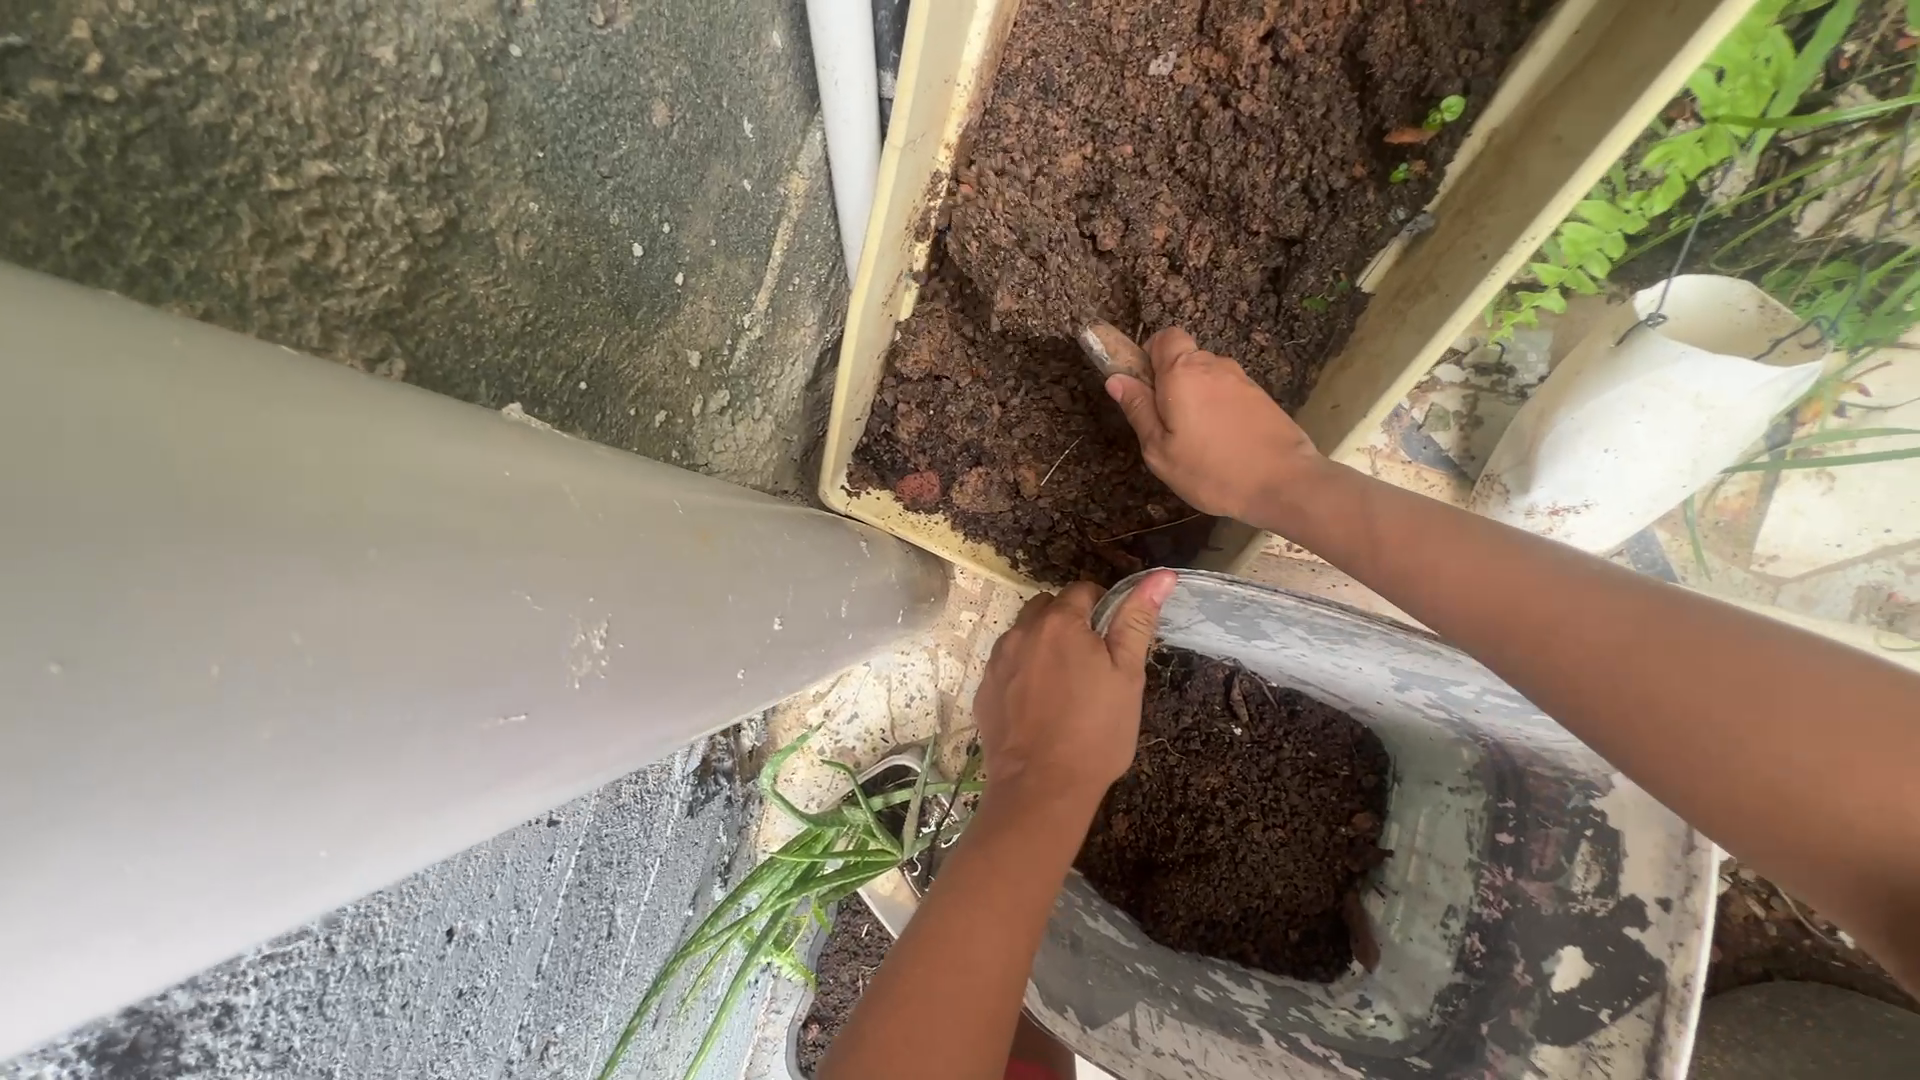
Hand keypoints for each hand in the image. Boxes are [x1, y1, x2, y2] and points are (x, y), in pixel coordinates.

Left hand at [972, 570, 1176, 810]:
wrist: (1040, 787)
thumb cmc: (1095, 732)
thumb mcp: (1128, 675)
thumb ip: (1137, 620)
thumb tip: (1161, 576)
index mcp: (1059, 623)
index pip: (1083, 590)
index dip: (1103, 608)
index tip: (1113, 639)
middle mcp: (1021, 633)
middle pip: (1047, 608)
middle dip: (1069, 622)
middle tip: (1091, 662)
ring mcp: (997, 662)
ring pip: (1024, 635)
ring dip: (1043, 645)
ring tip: (1065, 686)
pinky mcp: (983, 690)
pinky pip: (1006, 666)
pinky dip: (1023, 673)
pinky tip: (1039, 705)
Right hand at [1105, 327, 1323, 523]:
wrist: (1283, 483)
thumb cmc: (1211, 470)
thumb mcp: (1159, 449)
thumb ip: (1137, 410)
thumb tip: (1116, 379)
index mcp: (1183, 372)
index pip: (1164, 336)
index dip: (1149, 355)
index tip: (1143, 388)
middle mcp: (1214, 366)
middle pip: (1185, 358)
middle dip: (1170, 382)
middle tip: (1166, 426)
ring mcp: (1242, 380)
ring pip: (1207, 377)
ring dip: (1196, 398)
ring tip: (1197, 441)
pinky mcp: (1261, 397)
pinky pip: (1227, 393)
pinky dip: (1218, 409)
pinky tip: (1222, 443)